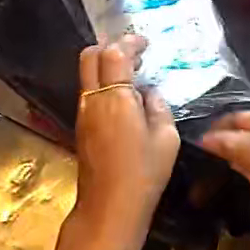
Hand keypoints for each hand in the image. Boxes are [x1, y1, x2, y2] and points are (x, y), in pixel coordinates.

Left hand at [73, 36, 178, 225]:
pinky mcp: (82, 127)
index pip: (114, 54)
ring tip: (134, 75)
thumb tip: (150, 94)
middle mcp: (93, 100)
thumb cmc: (144, 172)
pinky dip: (105, 84)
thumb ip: (159, 108)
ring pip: (87, 75)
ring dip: (107, 67)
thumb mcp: (167, 138)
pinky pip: (90, 93)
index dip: (129, 42)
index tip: (145, 43)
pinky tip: (126, 99)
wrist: (110, 207)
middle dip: (111, 47)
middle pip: (89, 57)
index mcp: (116, 99)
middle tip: (136, 53)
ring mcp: (83, 114)